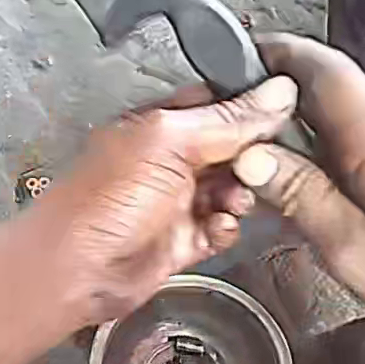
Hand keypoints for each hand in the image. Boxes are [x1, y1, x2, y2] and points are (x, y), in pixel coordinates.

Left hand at [29, 77, 297, 324]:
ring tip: (232, 200)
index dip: (253, 109)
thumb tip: (279, 93)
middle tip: (261, 165)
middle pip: (232, 149)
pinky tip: (217, 228)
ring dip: (241, 194)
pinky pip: (220, 229)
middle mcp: (172, 160)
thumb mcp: (170, 143)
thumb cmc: (107, 201)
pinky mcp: (183, 241)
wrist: (79, 270)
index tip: (285, 115)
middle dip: (252, 157)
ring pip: (231, 191)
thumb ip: (227, 120)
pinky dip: (225, 228)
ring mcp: (178, 202)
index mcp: (162, 124)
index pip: (220, 104)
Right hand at [229, 34, 364, 343]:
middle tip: (238, 152)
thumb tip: (251, 156)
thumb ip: (304, 199)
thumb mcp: (357, 252)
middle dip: (279, 116)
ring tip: (273, 187)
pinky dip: (336, 165)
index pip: (322, 70)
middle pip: (330, 99)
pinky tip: (324, 202)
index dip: (275, 56)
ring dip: (307, 147)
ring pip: (348, 127)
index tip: (234, 61)